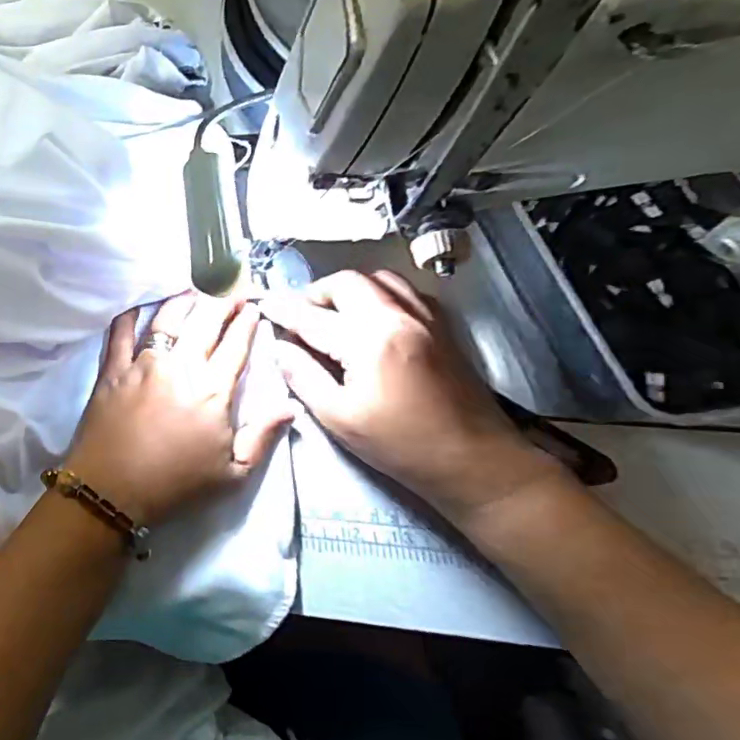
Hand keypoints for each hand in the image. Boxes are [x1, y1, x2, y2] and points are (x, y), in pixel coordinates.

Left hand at [64, 293, 292, 526]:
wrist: (110, 493)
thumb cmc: (176, 486)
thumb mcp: (233, 474)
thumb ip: (263, 436)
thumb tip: (291, 406)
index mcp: (212, 390)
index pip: (235, 345)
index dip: (247, 322)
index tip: (253, 307)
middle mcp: (179, 367)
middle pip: (204, 322)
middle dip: (222, 301)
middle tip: (231, 291)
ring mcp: (142, 364)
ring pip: (166, 319)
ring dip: (183, 300)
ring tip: (193, 291)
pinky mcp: (112, 369)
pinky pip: (121, 331)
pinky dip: (133, 315)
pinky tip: (141, 306)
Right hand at [263, 270, 569, 522]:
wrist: (474, 460)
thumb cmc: (402, 446)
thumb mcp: (340, 419)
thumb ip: (303, 377)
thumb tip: (280, 349)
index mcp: (370, 339)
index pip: (314, 316)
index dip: (284, 310)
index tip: (265, 305)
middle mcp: (398, 315)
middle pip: (347, 282)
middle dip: (317, 293)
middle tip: (300, 314)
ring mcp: (425, 316)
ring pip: (379, 279)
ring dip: (349, 288)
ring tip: (334, 312)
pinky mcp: (443, 325)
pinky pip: (406, 290)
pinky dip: (380, 293)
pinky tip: (373, 317)